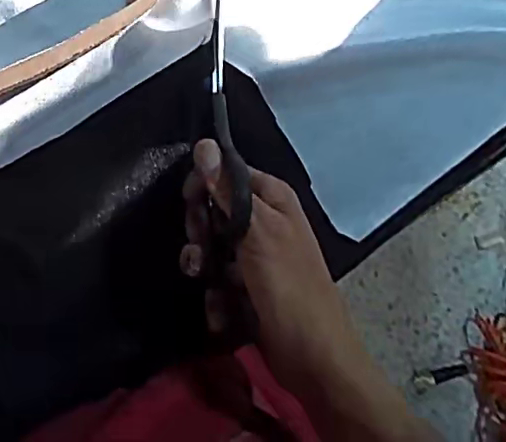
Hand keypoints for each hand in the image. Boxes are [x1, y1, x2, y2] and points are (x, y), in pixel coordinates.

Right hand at [181, 140, 435, 441]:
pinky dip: (216, 294)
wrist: (315, 363)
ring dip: (203, 264)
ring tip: (203, 279)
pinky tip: (221, 309)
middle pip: (214, 209)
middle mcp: (265, 220)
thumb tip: (204, 144)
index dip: (204, 184)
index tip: (190, 202)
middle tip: (200, 246)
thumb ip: (226, 190)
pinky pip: (219, 279)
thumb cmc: (289, 287)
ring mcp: (256, 256)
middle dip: (201, 229)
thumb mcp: (256, 232)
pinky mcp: (248, 288)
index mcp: (272, 198)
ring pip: (212, 246)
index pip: (226, 172)